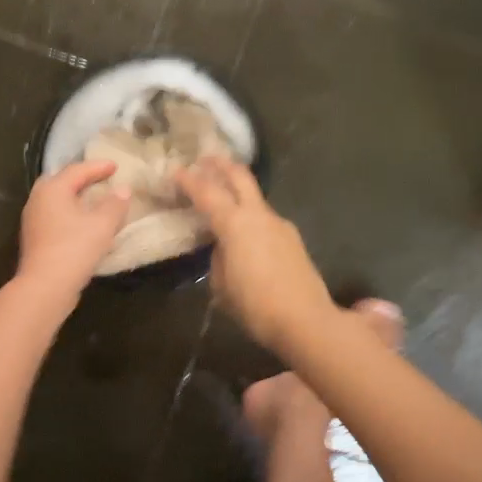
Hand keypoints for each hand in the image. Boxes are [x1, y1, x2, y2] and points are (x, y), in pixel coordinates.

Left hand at [16, 160, 131, 304]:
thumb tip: (123, 190)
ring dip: (73, 196)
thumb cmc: (74, 249)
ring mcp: (32, 218)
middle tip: (99, 178)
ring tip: (92, 199)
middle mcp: (38, 199)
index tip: (115, 165)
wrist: (45, 286)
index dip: (98, 167)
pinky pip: (53, 214)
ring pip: (55, 199)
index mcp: (53, 189)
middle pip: (60, 180)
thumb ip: (114, 204)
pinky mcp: (34, 237)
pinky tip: (80, 222)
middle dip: (80, 178)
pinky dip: (68, 211)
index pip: (77, 170)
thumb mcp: (102, 225)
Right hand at [175, 157, 332, 350]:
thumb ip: (218, 258)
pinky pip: (264, 218)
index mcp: (234, 223)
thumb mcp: (222, 286)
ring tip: (222, 200)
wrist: (307, 322)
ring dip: (237, 191)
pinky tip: (245, 234)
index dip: (188, 180)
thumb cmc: (256, 306)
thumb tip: (223, 248)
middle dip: (220, 165)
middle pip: (239, 176)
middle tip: (204, 160)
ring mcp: (279, 224)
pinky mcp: (292, 239)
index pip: (206, 192)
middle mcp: (258, 215)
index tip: (174, 171)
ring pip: (254, 197)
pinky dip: (250, 215)